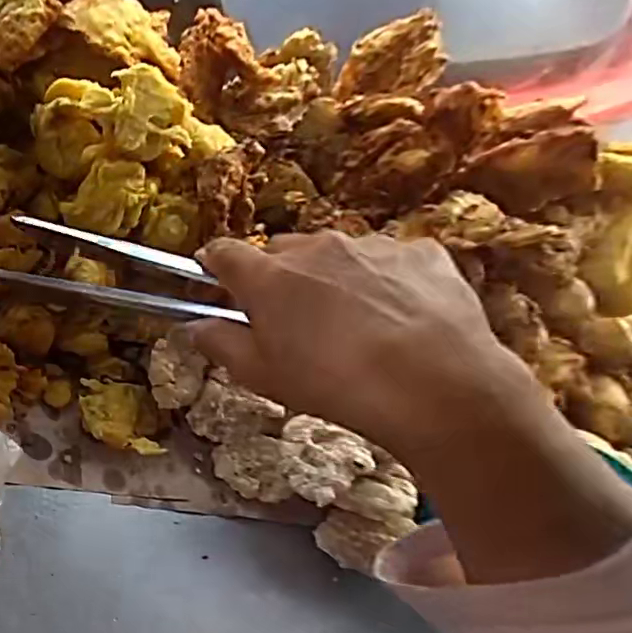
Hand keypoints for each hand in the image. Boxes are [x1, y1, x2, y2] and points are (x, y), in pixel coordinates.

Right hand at [188, 231, 631, 583]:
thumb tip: (194, 325)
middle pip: (278, 250)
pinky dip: (376, 278)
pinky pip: (384, 258)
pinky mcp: (422, 252)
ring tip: (343, 319)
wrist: (437, 386)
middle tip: (281, 314)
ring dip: (325, 275)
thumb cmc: (329, 382)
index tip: (211, 279)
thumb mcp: (257, 373)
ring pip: (332, 253)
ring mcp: (372, 246)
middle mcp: (315, 248)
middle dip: (273, 275)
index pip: (222, 252)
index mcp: (266, 276)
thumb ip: (218, 342)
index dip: (212, 264)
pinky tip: (389, 314)